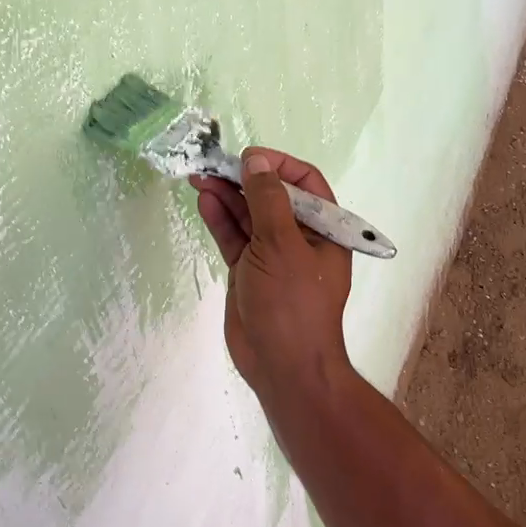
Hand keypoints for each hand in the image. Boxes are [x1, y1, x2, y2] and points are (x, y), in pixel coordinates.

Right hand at [190, 147, 353, 401]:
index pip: (305, 182)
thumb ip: (267, 200)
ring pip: (248, 215)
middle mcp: (300, 237)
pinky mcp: (248, 271)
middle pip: (271, 195)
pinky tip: (205, 201)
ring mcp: (272, 254)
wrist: (283, 367)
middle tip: (213, 164)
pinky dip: (220, 219)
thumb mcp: (282, 244)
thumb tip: (257, 161)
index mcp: (324, 228)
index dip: (277, 165)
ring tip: (200, 177)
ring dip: (226, 195)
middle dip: (244, 179)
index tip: (248, 158)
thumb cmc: (293, 303)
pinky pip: (234, 237)